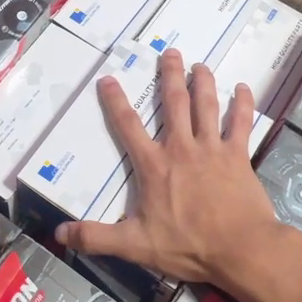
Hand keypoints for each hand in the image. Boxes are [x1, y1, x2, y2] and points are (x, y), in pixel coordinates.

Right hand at [56, 49, 289, 283]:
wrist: (241, 249)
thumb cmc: (188, 246)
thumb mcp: (136, 245)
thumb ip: (97, 237)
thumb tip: (59, 234)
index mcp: (154, 166)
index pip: (128, 127)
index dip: (115, 101)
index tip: (108, 79)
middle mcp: (182, 148)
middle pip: (174, 103)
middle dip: (170, 75)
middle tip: (170, 52)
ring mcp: (212, 149)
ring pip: (207, 106)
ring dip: (203, 82)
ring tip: (200, 64)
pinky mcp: (239, 156)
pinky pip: (241, 124)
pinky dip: (242, 104)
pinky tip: (242, 88)